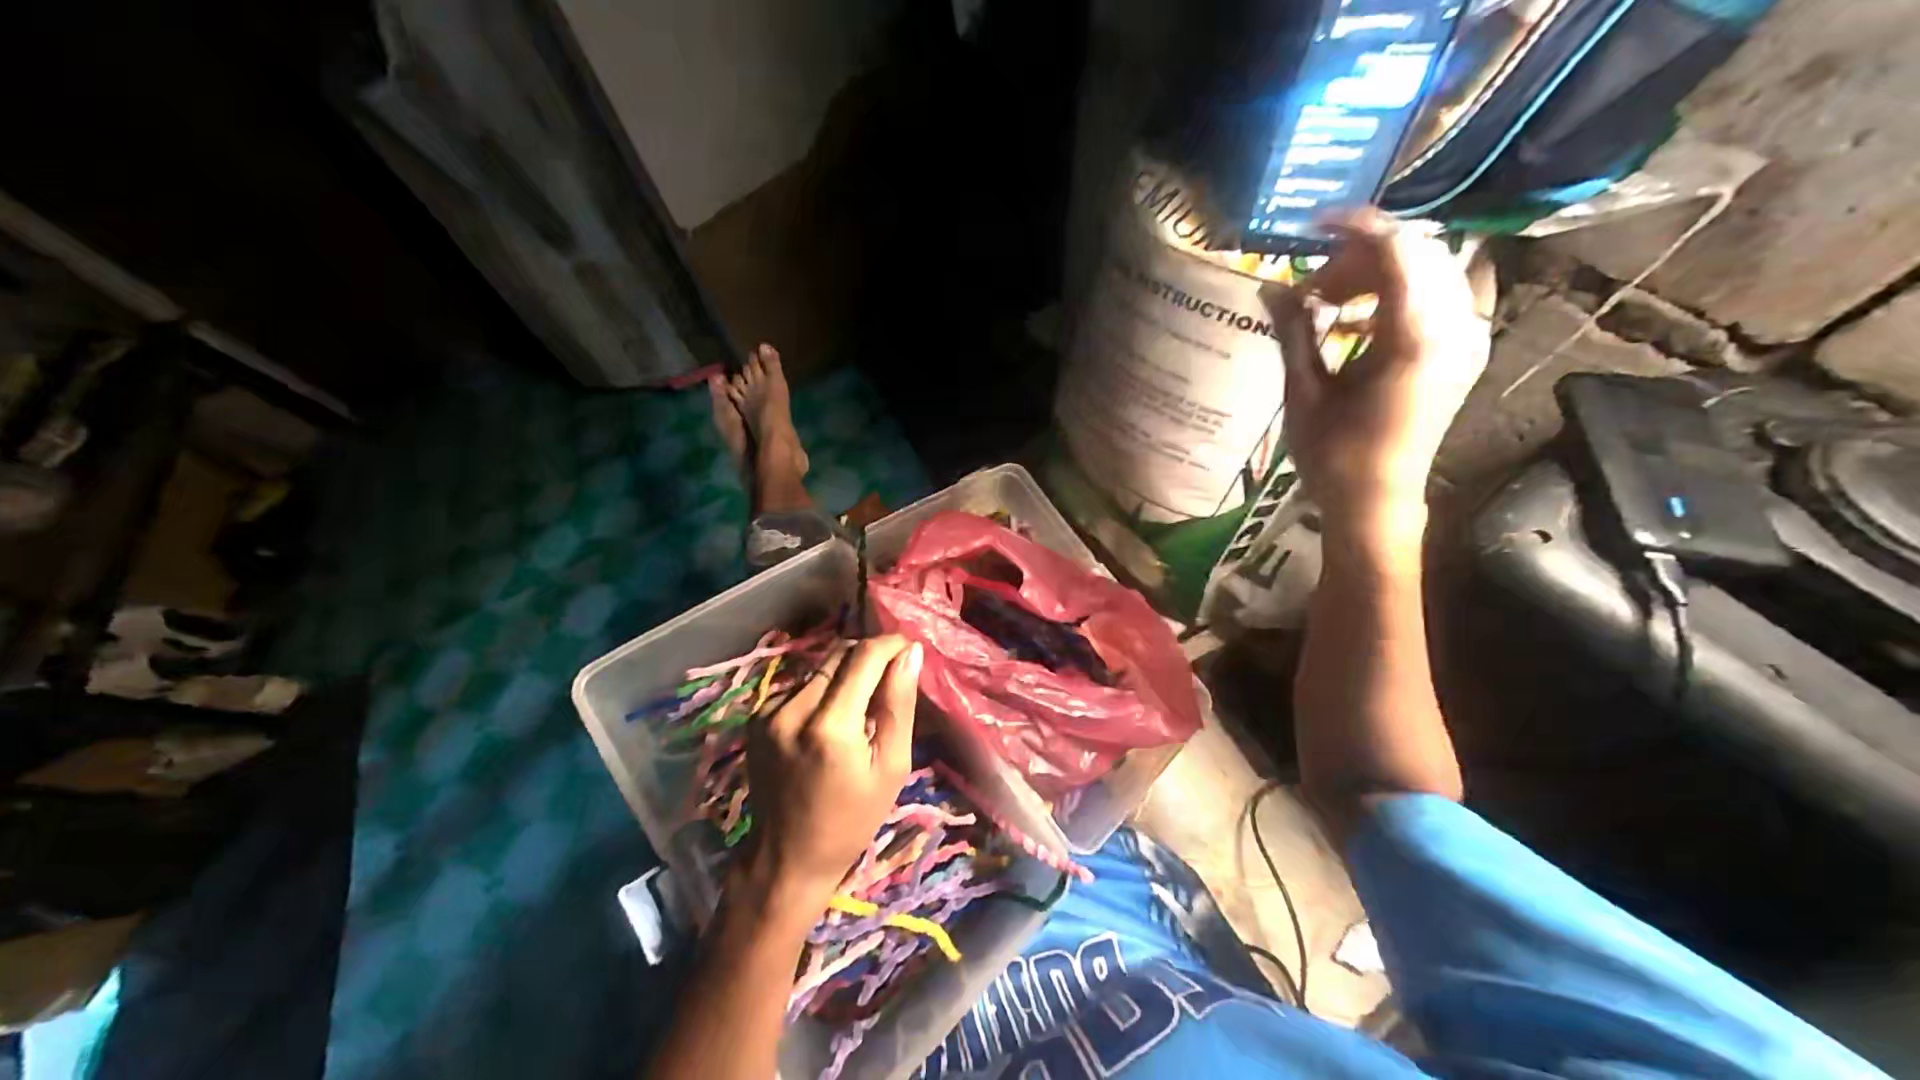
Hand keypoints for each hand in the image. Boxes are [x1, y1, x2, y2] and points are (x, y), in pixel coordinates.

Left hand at [735, 635, 922, 915]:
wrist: (787, 857)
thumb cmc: (852, 819)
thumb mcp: (891, 767)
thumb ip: (899, 705)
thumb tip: (911, 654)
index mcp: (831, 726)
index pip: (863, 656)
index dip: (890, 644)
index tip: (910, 648)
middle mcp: (792, 709)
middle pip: (838, 655)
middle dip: (869, 656)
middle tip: (893, 673)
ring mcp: (768, 712)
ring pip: (819, 668)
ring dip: (846, 674)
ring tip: (863, 703)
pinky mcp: (756, 718)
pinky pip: (799, 686)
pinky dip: (822, 691)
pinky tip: (832, 719)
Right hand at [1264, 209, 1489, 550]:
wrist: (1378, 503)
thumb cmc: (1335, 457)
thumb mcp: (1306, 393)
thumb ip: (1295, 331)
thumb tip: (1271, 288)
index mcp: (1416, 338)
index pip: (1399, 249)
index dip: (1356, 228)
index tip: (1313, 227)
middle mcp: (1456, 328)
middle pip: (1418, 253)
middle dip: (1361, 256)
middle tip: (1312, 286)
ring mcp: (1466, 339)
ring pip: (1432, 270)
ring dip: (1380, 273)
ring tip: (1330, 302)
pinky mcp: (1462, 351)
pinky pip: (1439, 296)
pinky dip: (1398, 294)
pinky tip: (1357, 320)